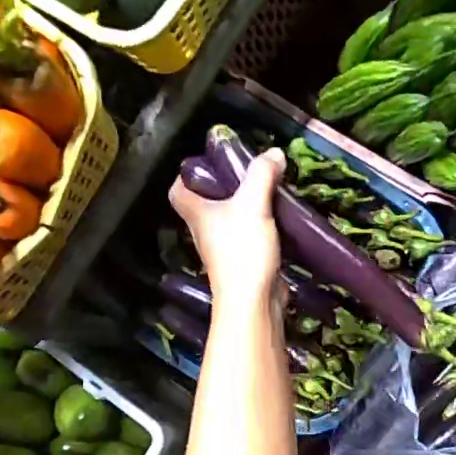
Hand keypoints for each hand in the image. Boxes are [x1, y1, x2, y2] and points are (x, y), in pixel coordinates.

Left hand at [168, 148, 285, 303]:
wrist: (253, 300)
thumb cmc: (243, 250)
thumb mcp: (254, 204)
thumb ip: (262, 175)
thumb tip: (274, 153)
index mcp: (197, 214)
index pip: (178, 191)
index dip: (188, 176)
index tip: (209, 167)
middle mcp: (204, 233)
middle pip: (206, 206)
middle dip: (223, 190)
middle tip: (246, 177)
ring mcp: (223, 252)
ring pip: (228, 224)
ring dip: (244, 211)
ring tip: (266, 196)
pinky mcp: (242, 265)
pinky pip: (247, 240)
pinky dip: (259, 231)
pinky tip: (277, 224)